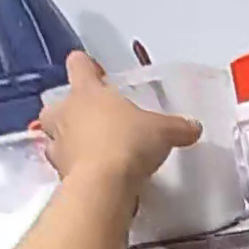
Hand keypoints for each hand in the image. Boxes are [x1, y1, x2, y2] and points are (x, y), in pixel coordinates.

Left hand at [35, 52, 200, 186]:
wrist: (104, 184)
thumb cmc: (128, 143)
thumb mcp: (162, 132)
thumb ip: (178, 128)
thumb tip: (195, 127)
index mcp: (87, 91)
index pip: (79, 64)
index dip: (88, 68)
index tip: (100, 77)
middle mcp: (65, 112)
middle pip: (57, 102)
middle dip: (70, 111)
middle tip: (92, 123)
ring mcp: (58, 143)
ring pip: (54, 135)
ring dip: (67, 141)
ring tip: (89, 153)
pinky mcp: (59, 173)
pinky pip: (63, 167)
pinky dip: (74, 170)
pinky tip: (92, 177)